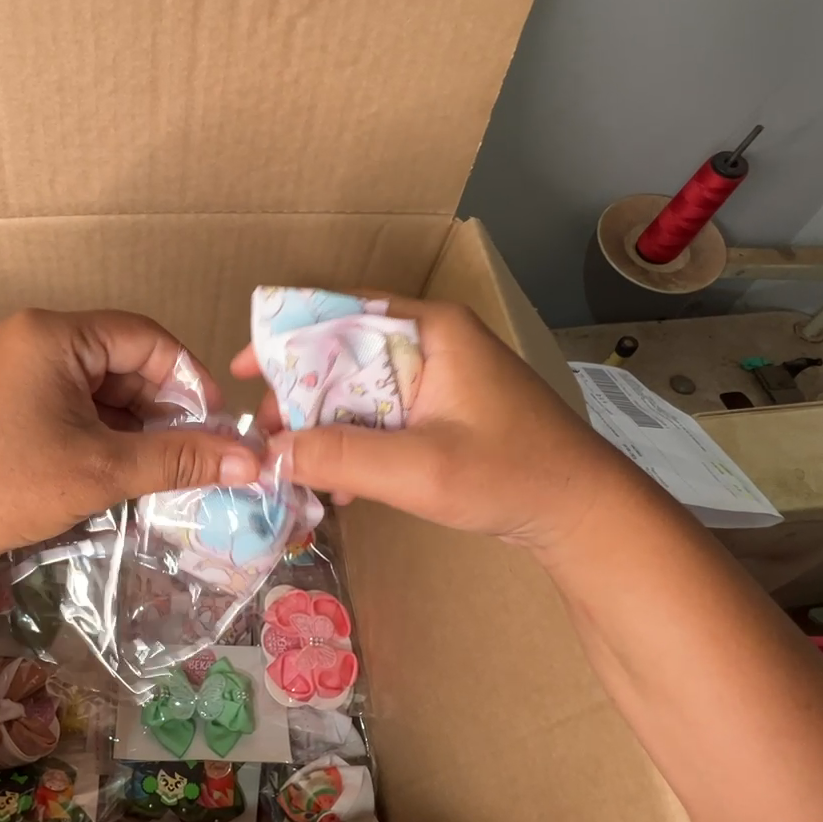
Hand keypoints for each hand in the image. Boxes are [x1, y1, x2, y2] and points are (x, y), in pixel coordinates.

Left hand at [0, 309, 261, 590]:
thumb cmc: (7, 487)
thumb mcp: (101, 471)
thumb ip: (178, 459)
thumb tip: (251, 461)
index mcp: (54, 335)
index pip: (145, 338)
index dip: (189, 379)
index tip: (217, 426)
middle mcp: (33, 337)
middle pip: (122, 360)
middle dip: (162, 406)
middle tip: (195, 453)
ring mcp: (15, 367)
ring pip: (99, 386)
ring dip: (135, 423)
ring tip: (164, 466)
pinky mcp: (6, 398)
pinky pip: (71, 402)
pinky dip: (102, 431)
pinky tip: (123, 466)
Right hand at [231, 294, 635, 551]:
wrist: (581, 511)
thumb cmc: (510, 475)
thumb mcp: (418, 468)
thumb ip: (339, 457)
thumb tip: (267, 453)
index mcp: (428, 327)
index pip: (336, 310)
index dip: (282, 336)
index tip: (241, 371)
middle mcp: (428, 339)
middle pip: (339, 351)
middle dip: (298, 395)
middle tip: (269, 438)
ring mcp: (434, 374)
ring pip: (354, 387)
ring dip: (322, 425)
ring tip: (299, 467)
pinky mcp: (437, 407)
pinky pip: (376, 414)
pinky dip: (352, 442)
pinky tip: (344, 485)